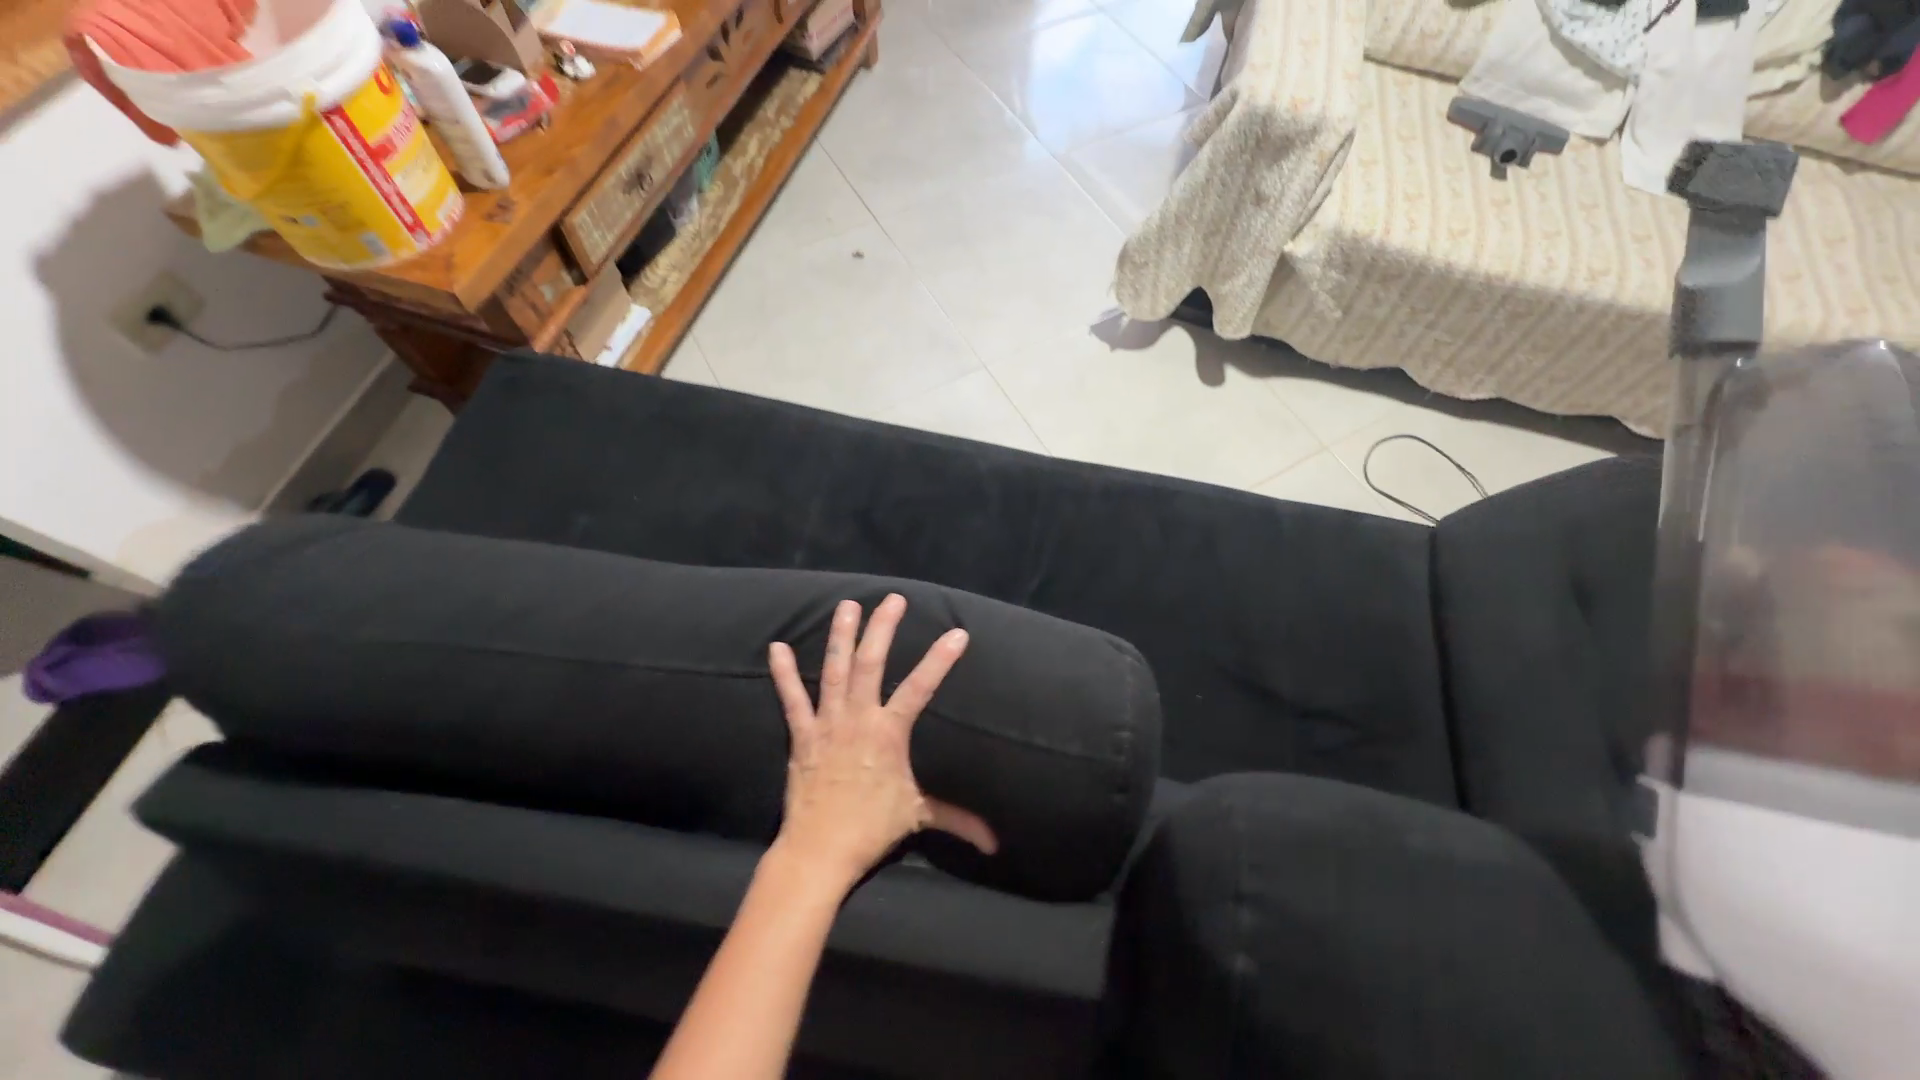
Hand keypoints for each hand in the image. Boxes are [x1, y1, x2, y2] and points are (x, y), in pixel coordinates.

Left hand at [767, 594, 997, 889]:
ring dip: (840, 636)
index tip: (957, 633)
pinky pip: (791, 698)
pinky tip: (776, 647)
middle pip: (871, 663)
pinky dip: (783, 673)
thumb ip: (958, 820)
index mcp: (889, 733)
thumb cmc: (871, 830)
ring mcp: (827, 724)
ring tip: (848, 605)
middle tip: (893, 599)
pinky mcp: (801, 735)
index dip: (940, 659)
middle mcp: (858, 719)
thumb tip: (995, 842)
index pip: (920, 687)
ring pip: (834, 670)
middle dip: (883, 628)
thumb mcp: (918, 817)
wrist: (819, 850)